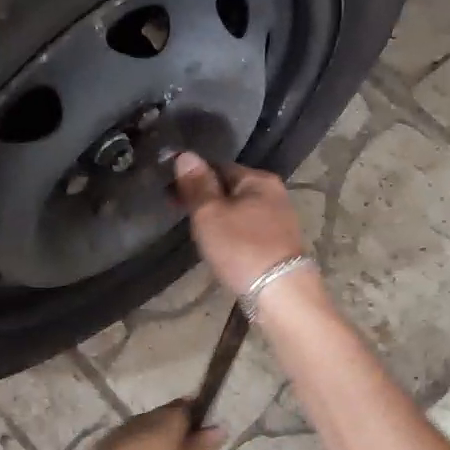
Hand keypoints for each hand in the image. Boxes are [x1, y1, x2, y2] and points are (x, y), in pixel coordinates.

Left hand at [96, 402, 222, 449]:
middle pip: (167, 417)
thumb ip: (201, 448)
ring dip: (159, 444)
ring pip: (149, 430)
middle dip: (178, 433)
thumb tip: (219, 427)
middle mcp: (145, 415)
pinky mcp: (108, 444)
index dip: (198, 418)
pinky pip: (133, 442)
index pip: (188, 405)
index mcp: (168, 417)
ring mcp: (124, 428)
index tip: (204, 438)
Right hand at [174, 151, 307, 295]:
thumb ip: (197, 185)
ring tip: (197, 233)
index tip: (170, 193)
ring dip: (218, 218)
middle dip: (205, 199)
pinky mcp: (278, 245)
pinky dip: (231, 235)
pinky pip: (247, 231)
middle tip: (179, 215)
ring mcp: (279, 221)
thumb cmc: (241, 249)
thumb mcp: (210, 214)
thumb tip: (185, 154)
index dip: (192, 177)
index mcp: (259, 179)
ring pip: (239, 211)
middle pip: (230, 189)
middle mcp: (274, 195)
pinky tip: (220, 247)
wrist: (280, 294)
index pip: (218, 166)